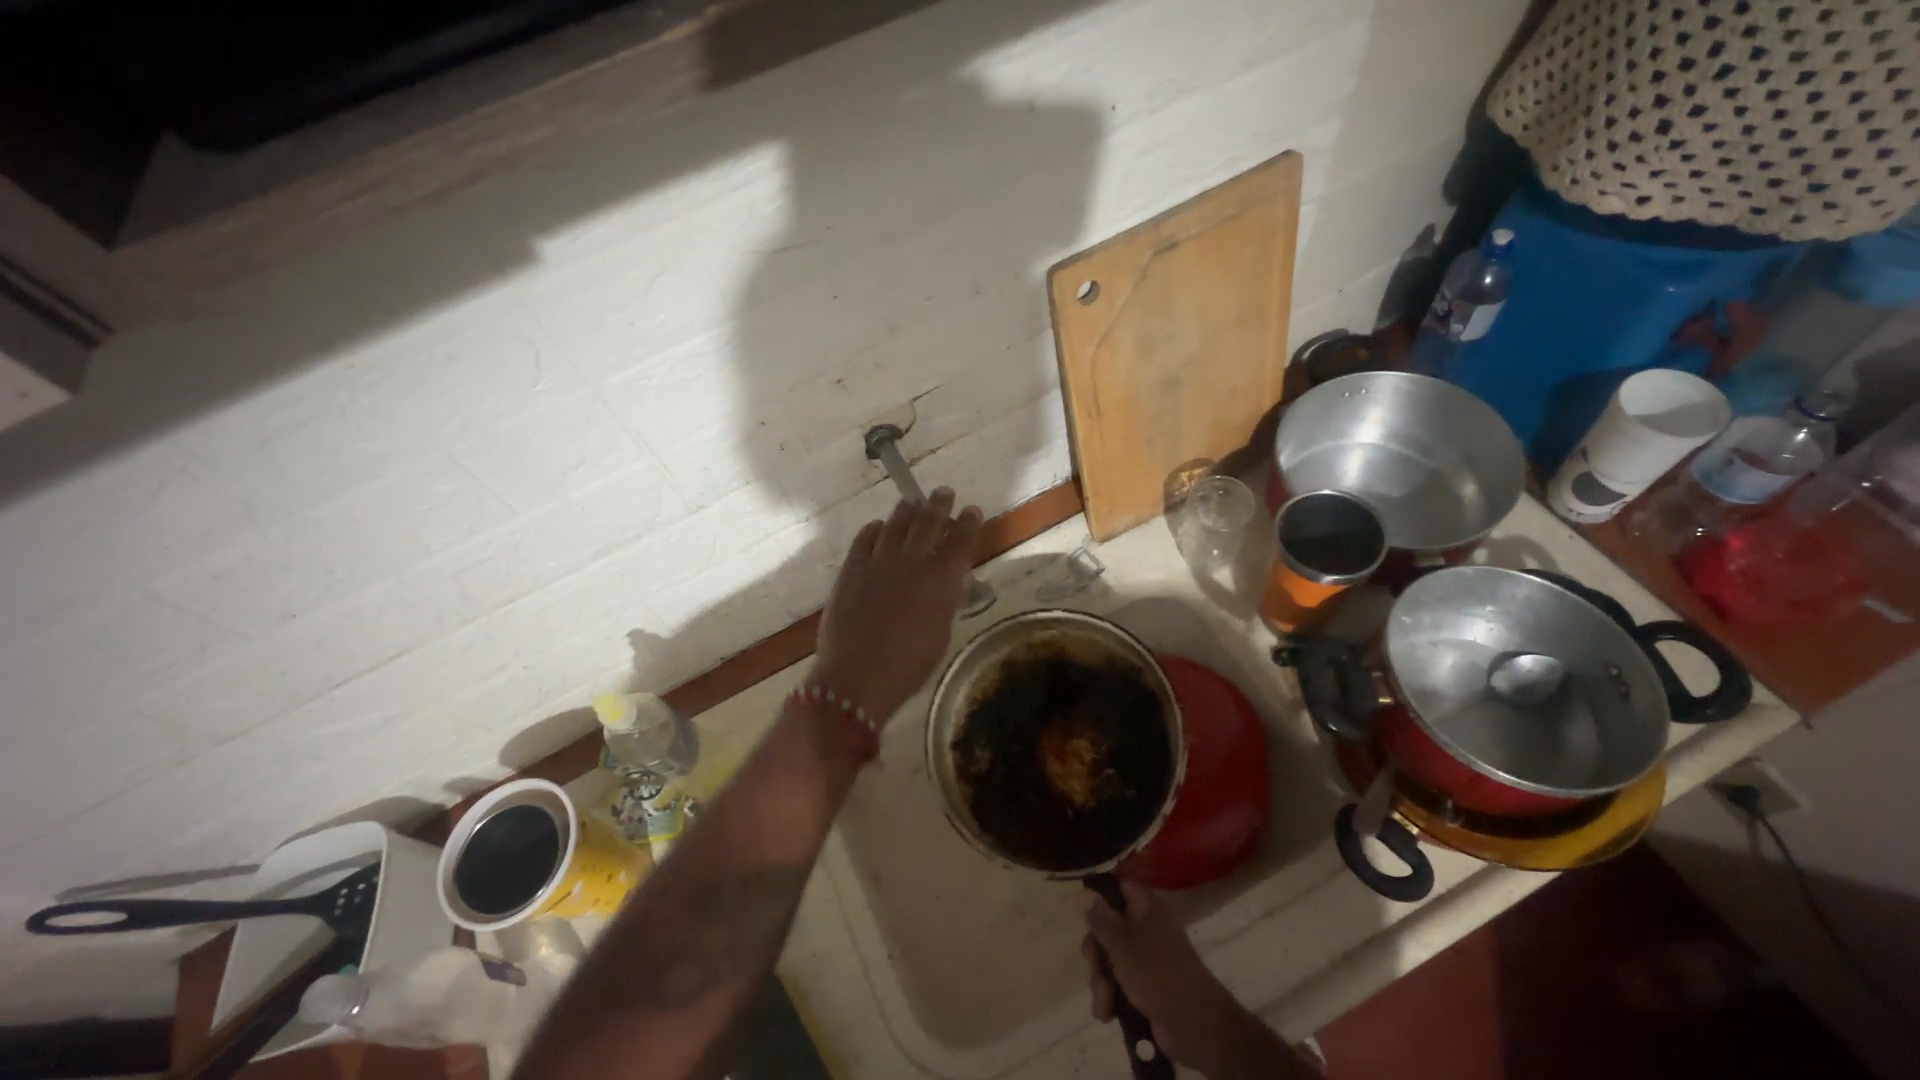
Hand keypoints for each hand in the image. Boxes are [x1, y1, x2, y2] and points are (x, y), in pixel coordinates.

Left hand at [812, 488, 981, 723]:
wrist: (858, 674)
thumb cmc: (909, 666)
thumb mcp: (940, 633)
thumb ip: (945, 601)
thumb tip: (949, 582)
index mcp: (941, 579)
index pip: (961, 540)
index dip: (968, 523)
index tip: (971, 511)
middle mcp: (912, 561)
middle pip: (929, 521)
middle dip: (939, 504)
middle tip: (943, 493)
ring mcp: (878, 561)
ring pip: (896, 523)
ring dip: (907, 510)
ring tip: (912, 501)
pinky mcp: (851, 569)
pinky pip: (864, 539)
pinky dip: (874, 529)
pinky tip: (877, 527)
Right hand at [1084, 879, 1305, 1079]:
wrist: (1194, 1025)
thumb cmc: (1158, 974)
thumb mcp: (1123, 944)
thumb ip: (1101, 919)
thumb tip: (1084, 892)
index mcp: (1147, 910)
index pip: (1120, 886)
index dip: (1100, 893)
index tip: (1081, 908)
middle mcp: (1145, 931)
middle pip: (1107, 928)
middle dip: (1095, 952)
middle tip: (1096, 964)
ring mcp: (1144, 961)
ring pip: (1108, 961)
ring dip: (1100, 981)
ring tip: (1106, 999)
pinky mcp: (1143, 989)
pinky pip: (1115, 986)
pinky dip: (1109, 998)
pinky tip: (1108, 1012)